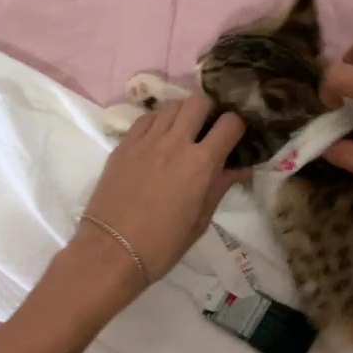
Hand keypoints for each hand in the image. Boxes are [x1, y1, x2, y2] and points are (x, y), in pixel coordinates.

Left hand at [74, 94, 245, 289]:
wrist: (111, 251)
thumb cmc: (162, 244)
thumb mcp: (200, 221)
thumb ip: (219, 187)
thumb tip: (240, 168)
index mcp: (201, 163)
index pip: (230, 124)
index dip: (238, 126)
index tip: (236, 136)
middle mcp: (175, 142)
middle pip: (198, 101)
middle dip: (209, 110)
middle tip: (208, 128)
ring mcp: (146, 141)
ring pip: (171, 106)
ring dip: (182, 113)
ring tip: (183, 131)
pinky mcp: (123, 145)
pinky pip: (145, 119)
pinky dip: (157, 121)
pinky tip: (158, 137)